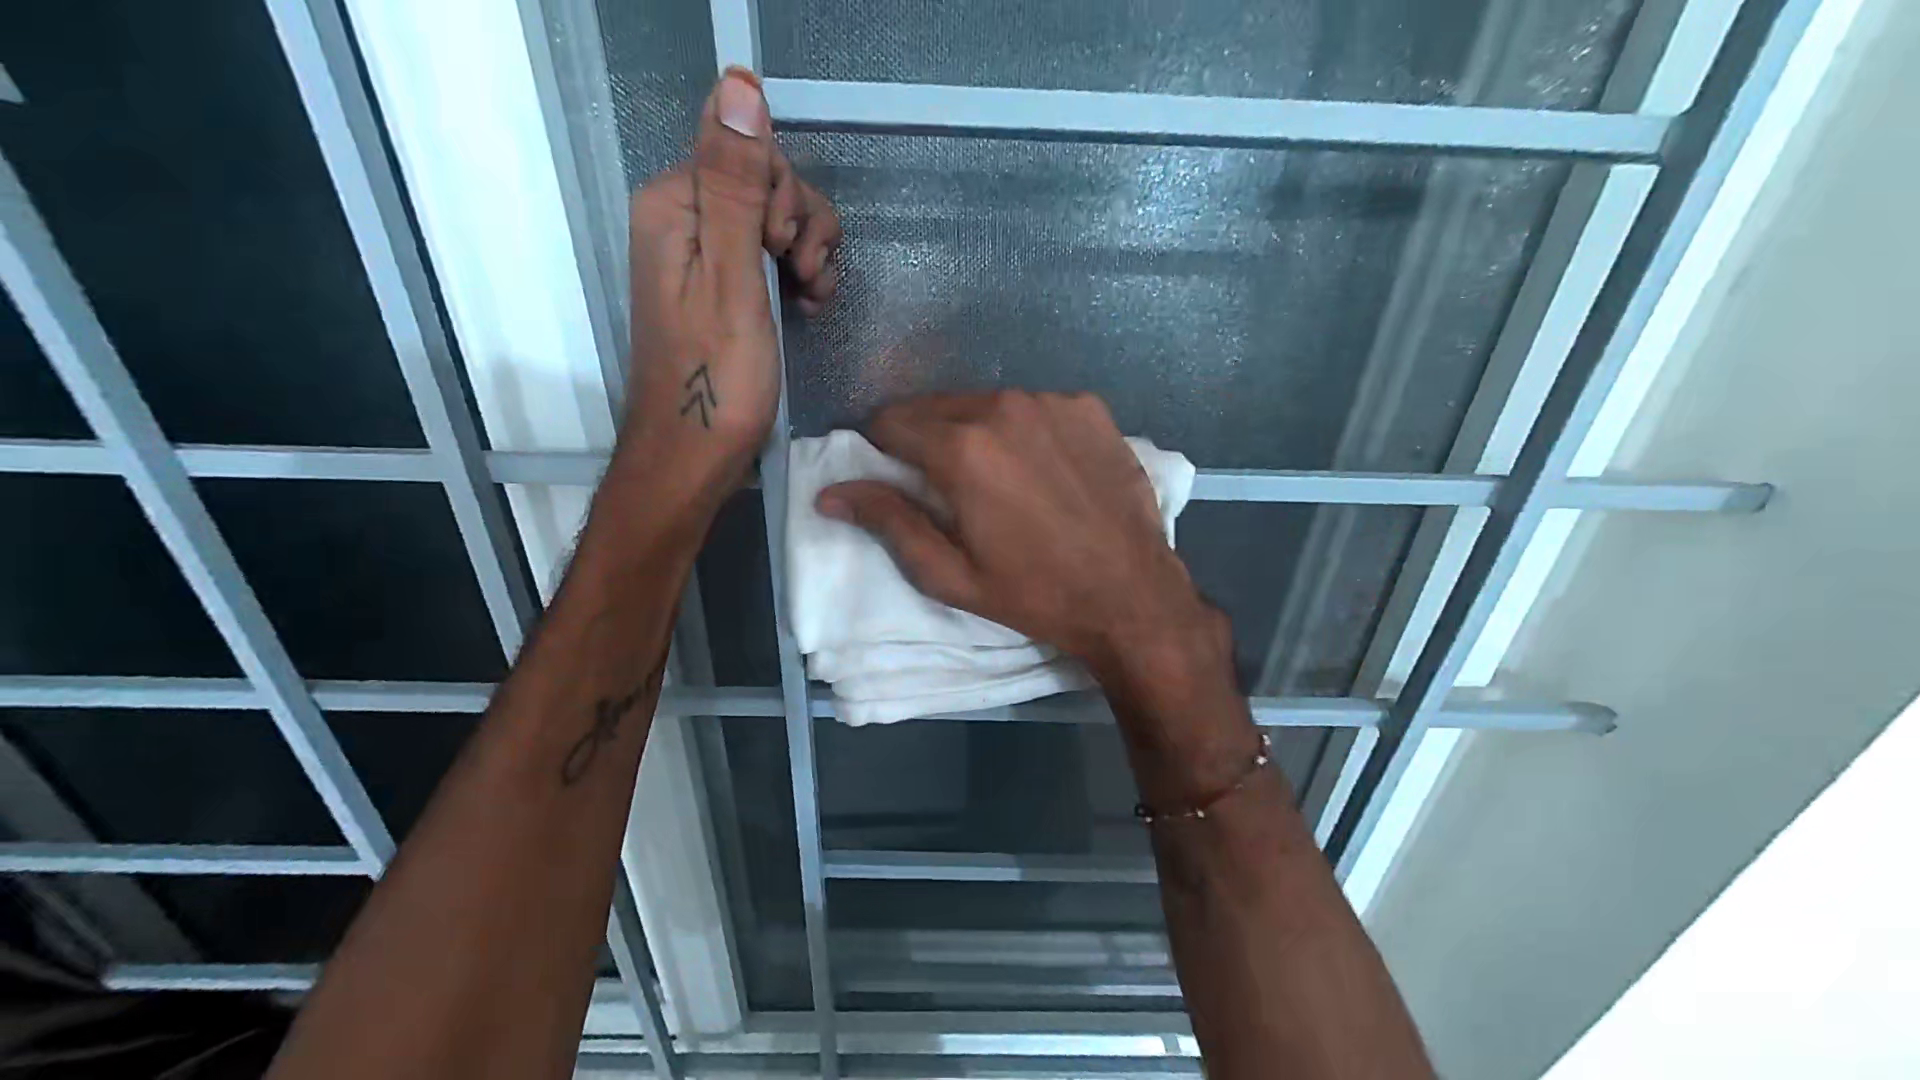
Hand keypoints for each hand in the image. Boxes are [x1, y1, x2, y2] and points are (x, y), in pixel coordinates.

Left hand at [619, 68, 839, 494]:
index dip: (786, 201)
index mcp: (674, 206)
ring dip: (808, 255)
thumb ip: (735, 185)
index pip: (749, 154)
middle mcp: (682, 220)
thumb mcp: (732, 278)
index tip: (786, 257)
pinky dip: (797, 276)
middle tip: (802, 282)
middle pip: (766, 184)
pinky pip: (770, 256)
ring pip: (776, 221)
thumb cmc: (718, 378)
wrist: (696, 455)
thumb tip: (739, 85)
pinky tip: (807, 306)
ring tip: (812, 300)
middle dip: (802, 228)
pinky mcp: (722, 287)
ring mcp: (702, 256)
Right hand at [814, 391, 1224, 676]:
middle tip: (948, 487)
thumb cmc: (1034, 594)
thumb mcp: (950, 574)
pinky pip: (1035, 408)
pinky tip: (1045, 470)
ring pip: (986, 404)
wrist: (1131, 595)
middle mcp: (1004, 407)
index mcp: (962, 449)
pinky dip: (1025, 430)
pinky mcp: (1089, 408)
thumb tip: (829, 493)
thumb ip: (888, 521)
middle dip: (927, 439)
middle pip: (936, 407)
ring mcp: (1053, 402)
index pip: (891, 422)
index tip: (896, 478)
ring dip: (977, 432)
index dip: (882, 449)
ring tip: (1000, 480)